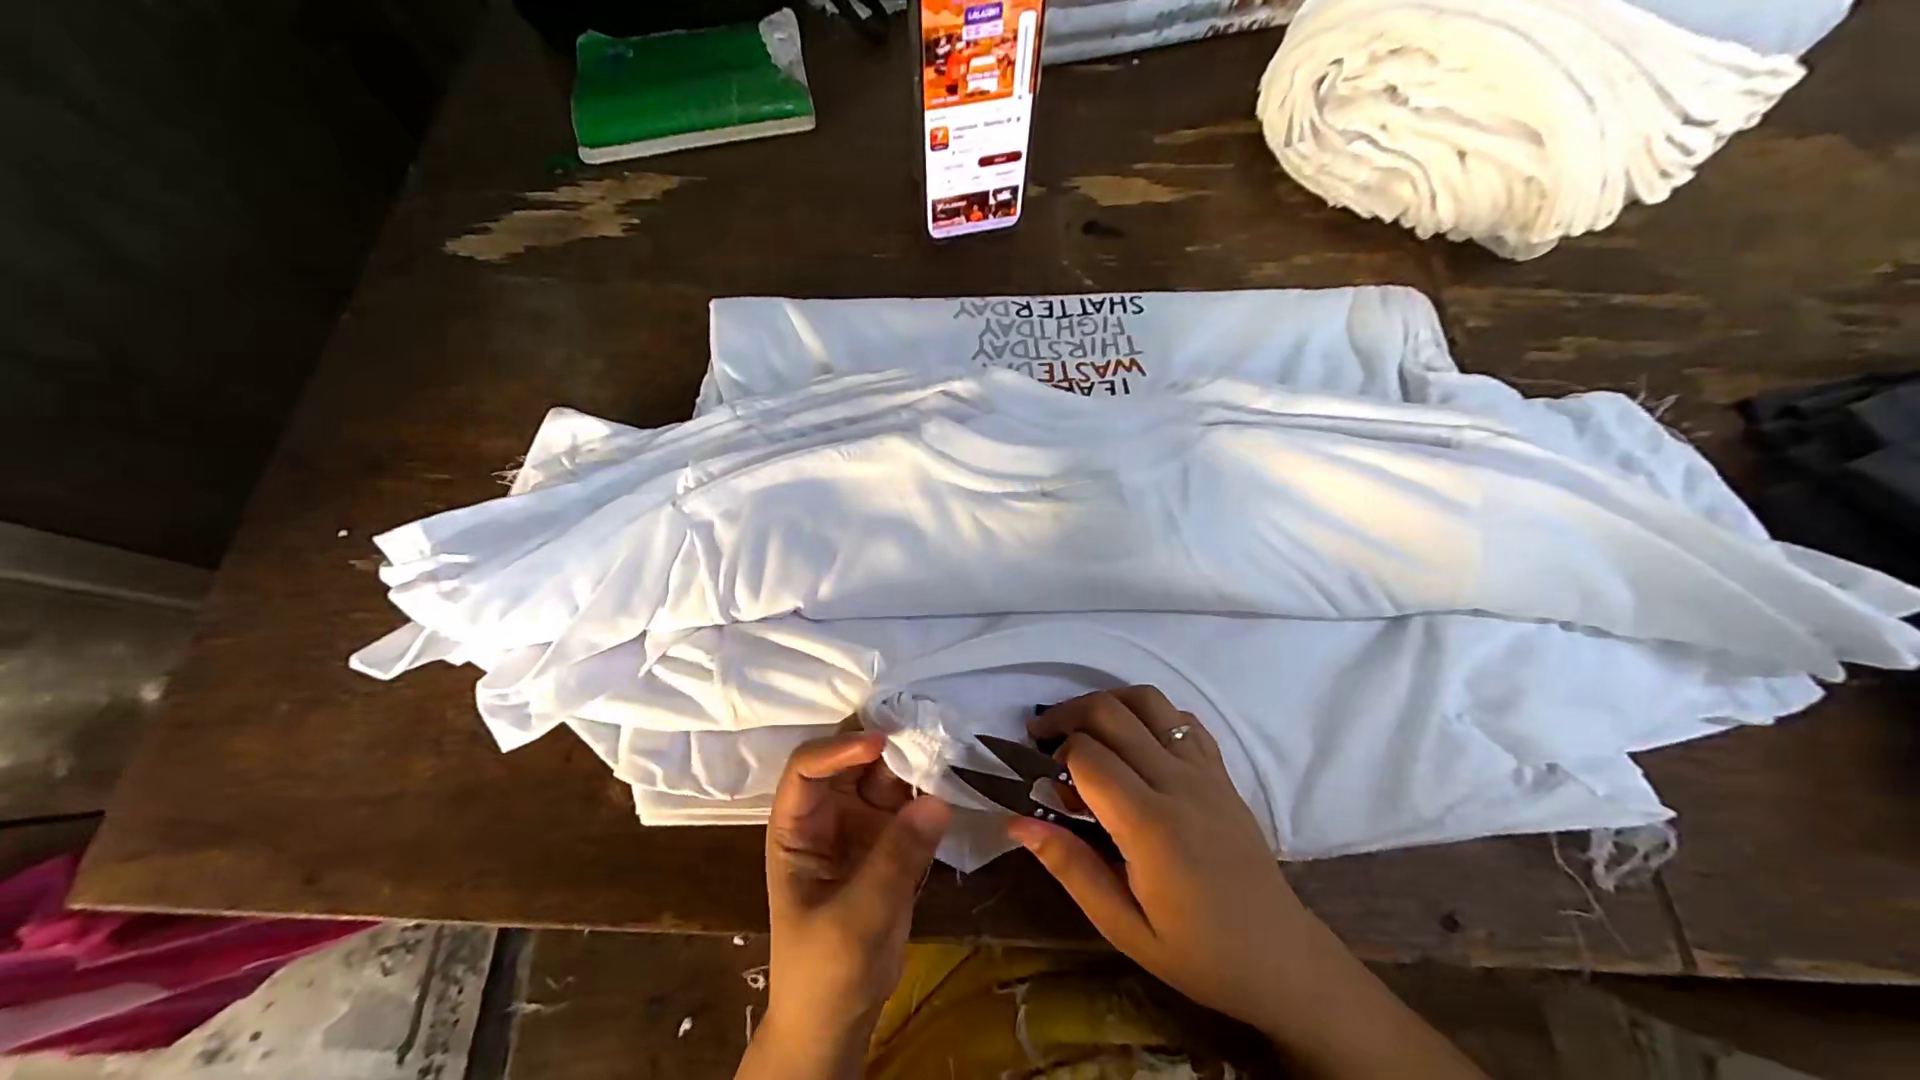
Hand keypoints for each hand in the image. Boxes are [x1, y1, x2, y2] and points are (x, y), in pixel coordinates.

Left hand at [737, 732, 950, 1079]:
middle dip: (886, 743)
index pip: (807, 768)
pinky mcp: (890, 839)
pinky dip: (931, 789)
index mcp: (796, 827)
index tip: (881, 743)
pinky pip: (910, 802)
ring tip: (950, 748)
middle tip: (927, 729)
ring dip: (914, 761)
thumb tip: (938, 800)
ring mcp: (860, 824)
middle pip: (852, 761)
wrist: (839, 1016)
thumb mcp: (857, 918)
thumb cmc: (826, 969)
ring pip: (885, 775)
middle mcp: (827, 814)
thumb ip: (896, 858)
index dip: (840, 748)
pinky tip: (955, 778)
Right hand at [1009, 688, 1488, 1078]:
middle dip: (1066, 715)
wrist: (1279, 957)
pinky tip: (1133, 741)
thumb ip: (1070, 866)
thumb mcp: (1122, 926)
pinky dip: (1148, 714)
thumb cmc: (1196, 952)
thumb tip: (1015, 822)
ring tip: (1083, 730)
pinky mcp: (1221, 771)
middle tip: (1042, 740)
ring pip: (1147, 700)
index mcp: (1150, 825)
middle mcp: (1178, 783)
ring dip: (1106, 703)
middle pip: (1111, 712)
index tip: (1041, 779)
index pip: (1087, 754)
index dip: (1054, 755)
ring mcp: (1205, 770)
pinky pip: (1181, 718)